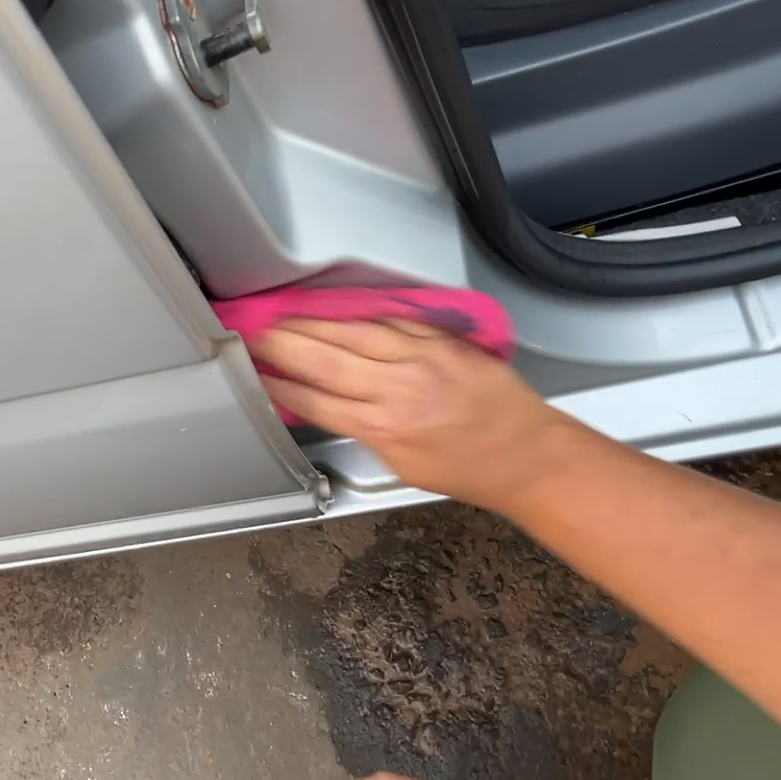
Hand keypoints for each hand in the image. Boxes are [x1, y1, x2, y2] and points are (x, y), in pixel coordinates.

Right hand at [247, 318, 572, 512]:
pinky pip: (388, 321)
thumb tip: (327, 406)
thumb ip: (363, 430)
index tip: (257, 374)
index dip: (281, 386)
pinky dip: (356, 316)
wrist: (526, 453)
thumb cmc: (466, 468)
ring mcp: (419, 358)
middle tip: (254, 333)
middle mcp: (396, 388)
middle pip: (324, 360)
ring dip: (311, 324)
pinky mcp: (440, 339)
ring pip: (351, 333)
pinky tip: (334, 311)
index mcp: (382, 427)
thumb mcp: (402, 464)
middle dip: (283, 345)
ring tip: (282, 317)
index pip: (315, 400)